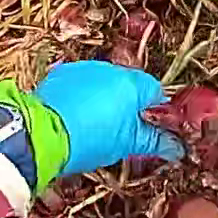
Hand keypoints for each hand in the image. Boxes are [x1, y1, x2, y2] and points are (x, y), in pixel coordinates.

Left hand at [31, 61, 184, 181]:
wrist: (40, 135)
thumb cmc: (89, 138)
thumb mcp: (127, 144)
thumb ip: (155, 141)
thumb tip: (177, 148)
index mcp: (133, 84)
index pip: (156, 92)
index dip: (154, 112)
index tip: (148, 129)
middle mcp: (112, 70)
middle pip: (131, 86)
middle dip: (129, 106)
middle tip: (121, 132)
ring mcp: (86, 69)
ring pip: (106, 84)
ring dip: (105, 100)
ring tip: (94, 126)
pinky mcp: (64, 74)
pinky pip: (82, 84)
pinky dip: (82, 97)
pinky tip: (75, 117)